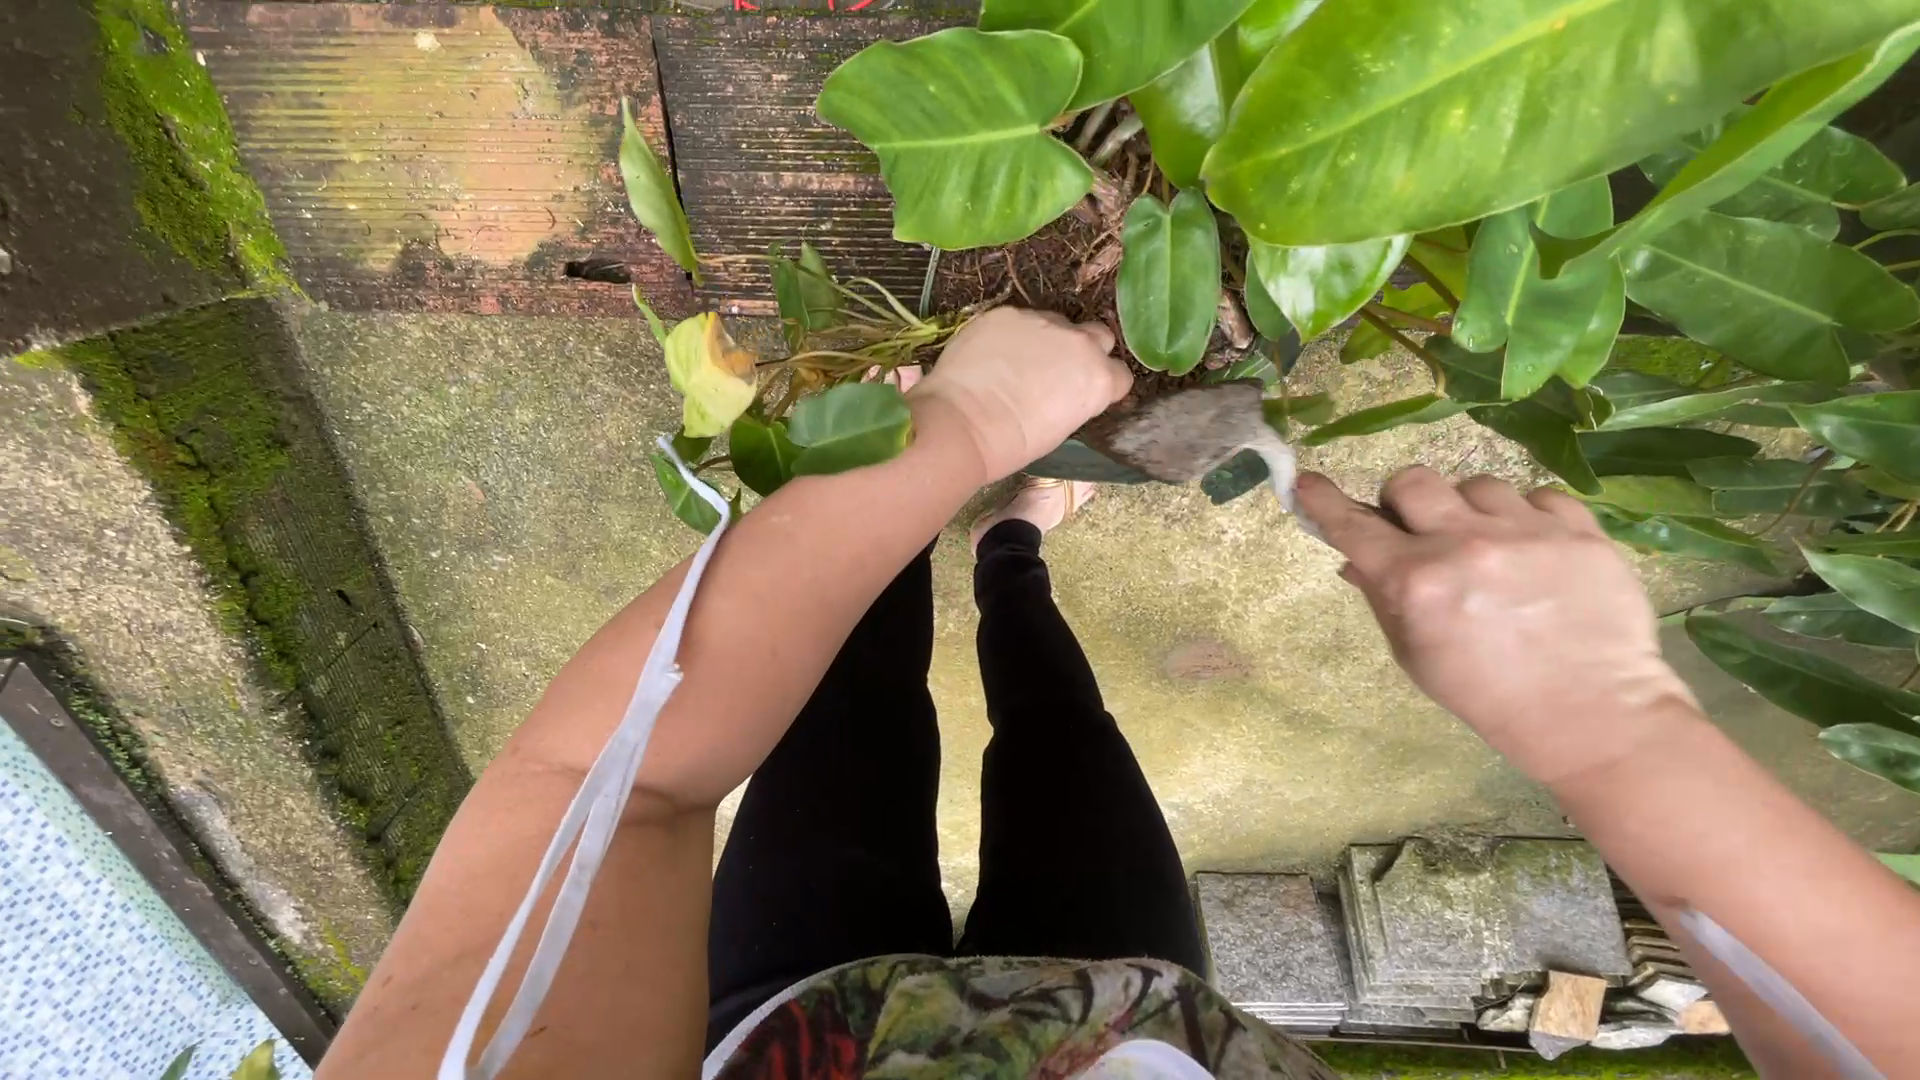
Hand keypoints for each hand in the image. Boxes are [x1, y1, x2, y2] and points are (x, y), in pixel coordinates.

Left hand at [912, 308, 1132, 481]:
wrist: (963, 425)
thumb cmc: (1013, 444)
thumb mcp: (1061, 428)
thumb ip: (1076, 399)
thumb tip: (1067, 389)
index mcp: (1099, 379)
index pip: (1120, 374)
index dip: (1104, 386)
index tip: (1085, 395)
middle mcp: (1079, 342)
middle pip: (1098, 336)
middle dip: (1085, 350)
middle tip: (1058, 372)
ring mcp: (1042, 321)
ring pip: (1056, 323)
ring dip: (1046, 339)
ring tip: (1017, 364)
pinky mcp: (1007, 313)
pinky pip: (1019, 320)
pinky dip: (1012, 335)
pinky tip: (992, 357)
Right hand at [1295, 468, 1701, 786]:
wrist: (1590, 714)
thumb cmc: (1482, 691)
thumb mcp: (1411, 651)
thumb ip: (1381, 595)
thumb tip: (1354, 558)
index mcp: (1414, 581)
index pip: (1352, 525)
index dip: (1324, 500)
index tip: (1306, 482)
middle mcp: (1464, 545)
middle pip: (1412, 480)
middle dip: (1403, 500)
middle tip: (1418, 528)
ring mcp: (1526, 533)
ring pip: (1476, 484)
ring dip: (1469, 510)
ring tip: (1488, 545)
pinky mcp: (1581, 532)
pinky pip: (1538, 496)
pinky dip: (1526, 517)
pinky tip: (1532, 550)